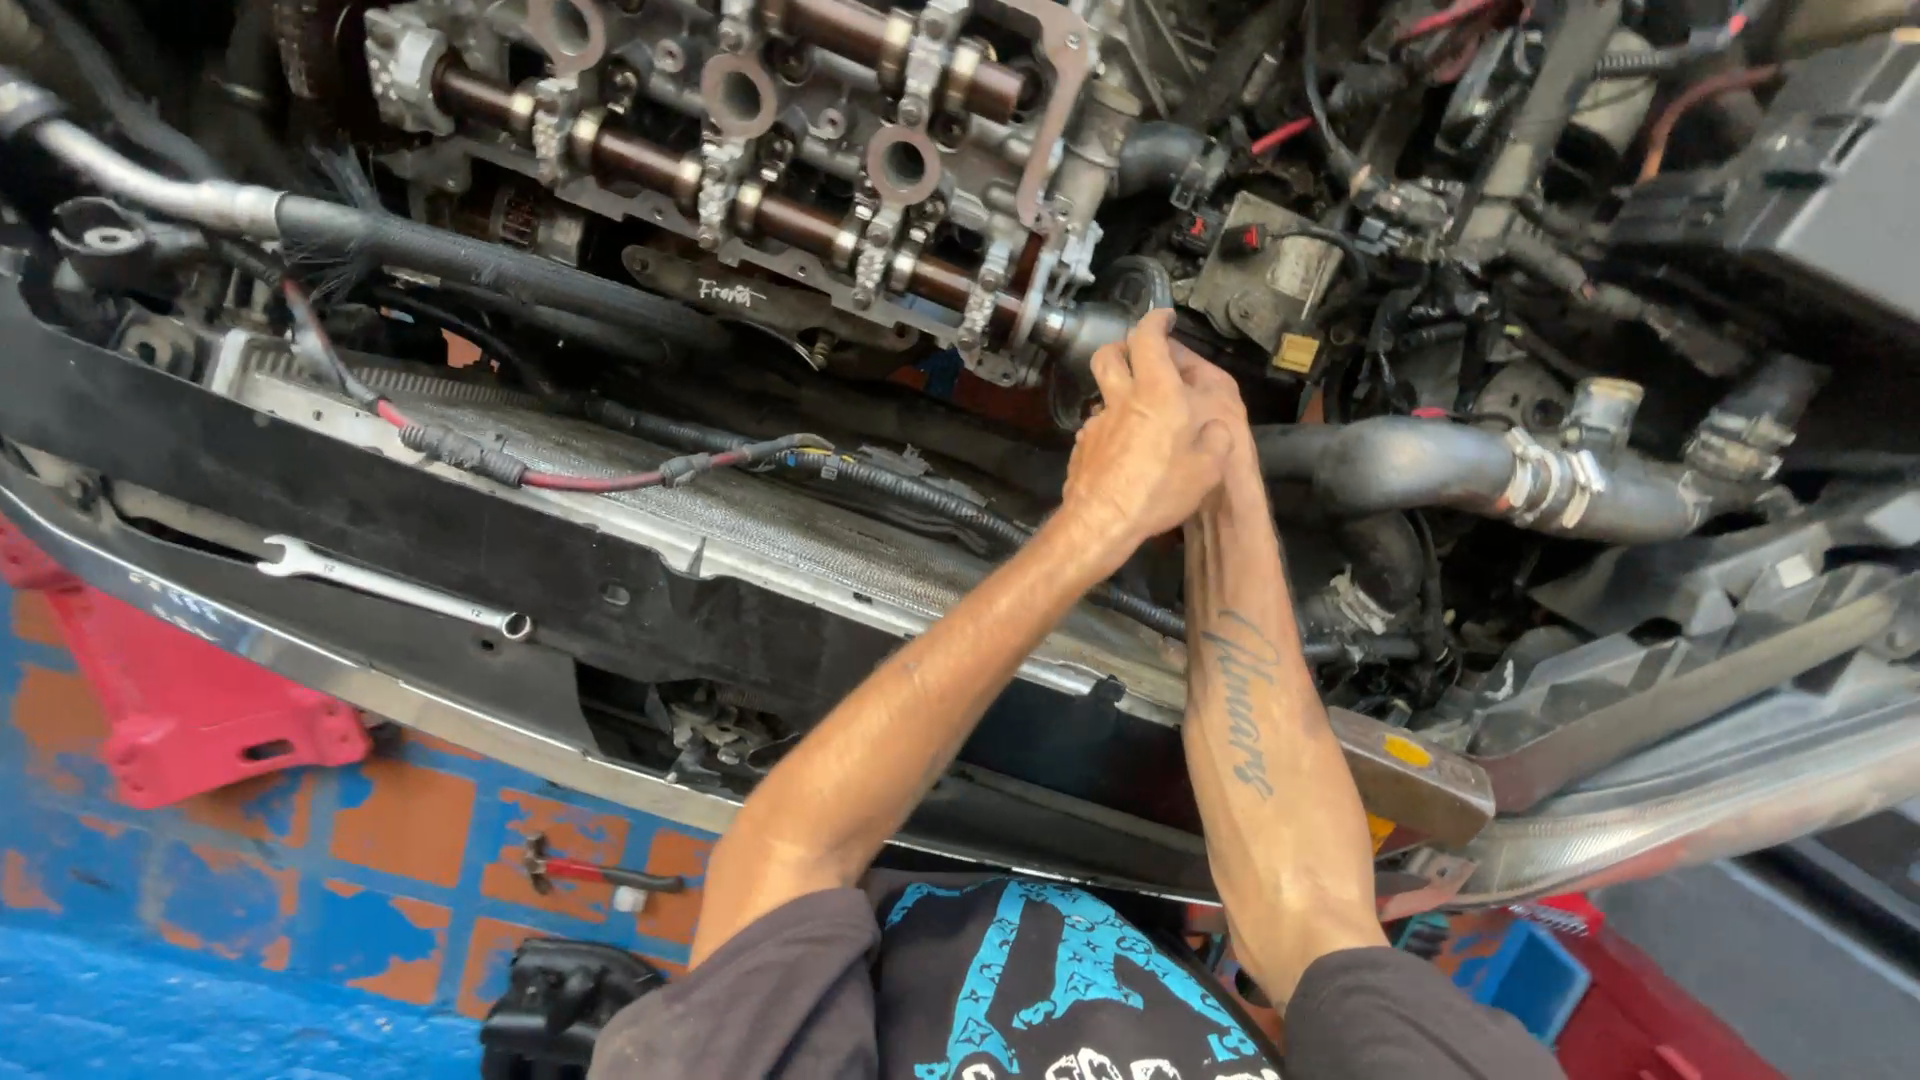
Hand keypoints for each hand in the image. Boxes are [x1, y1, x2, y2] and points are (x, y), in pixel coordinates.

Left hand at [1061, 310, 1234, 559]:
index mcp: (1157, 393)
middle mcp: (1121, 400)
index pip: (1148, 339)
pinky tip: (1121, 451)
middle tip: (1138, 355)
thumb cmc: (1160, 491)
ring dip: (1116, 392)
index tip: (1163, 318)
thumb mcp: (1208, 469)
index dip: (1155, 321)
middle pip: (1108, 355)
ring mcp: (1096, 423)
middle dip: (1122, 347)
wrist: (1102, 521)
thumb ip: (1216, 440)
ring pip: (1101, 393)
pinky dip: (1109, 428)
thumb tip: (1215, 429)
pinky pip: (1096, 427)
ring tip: (1135, 412)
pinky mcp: (1082, 447)